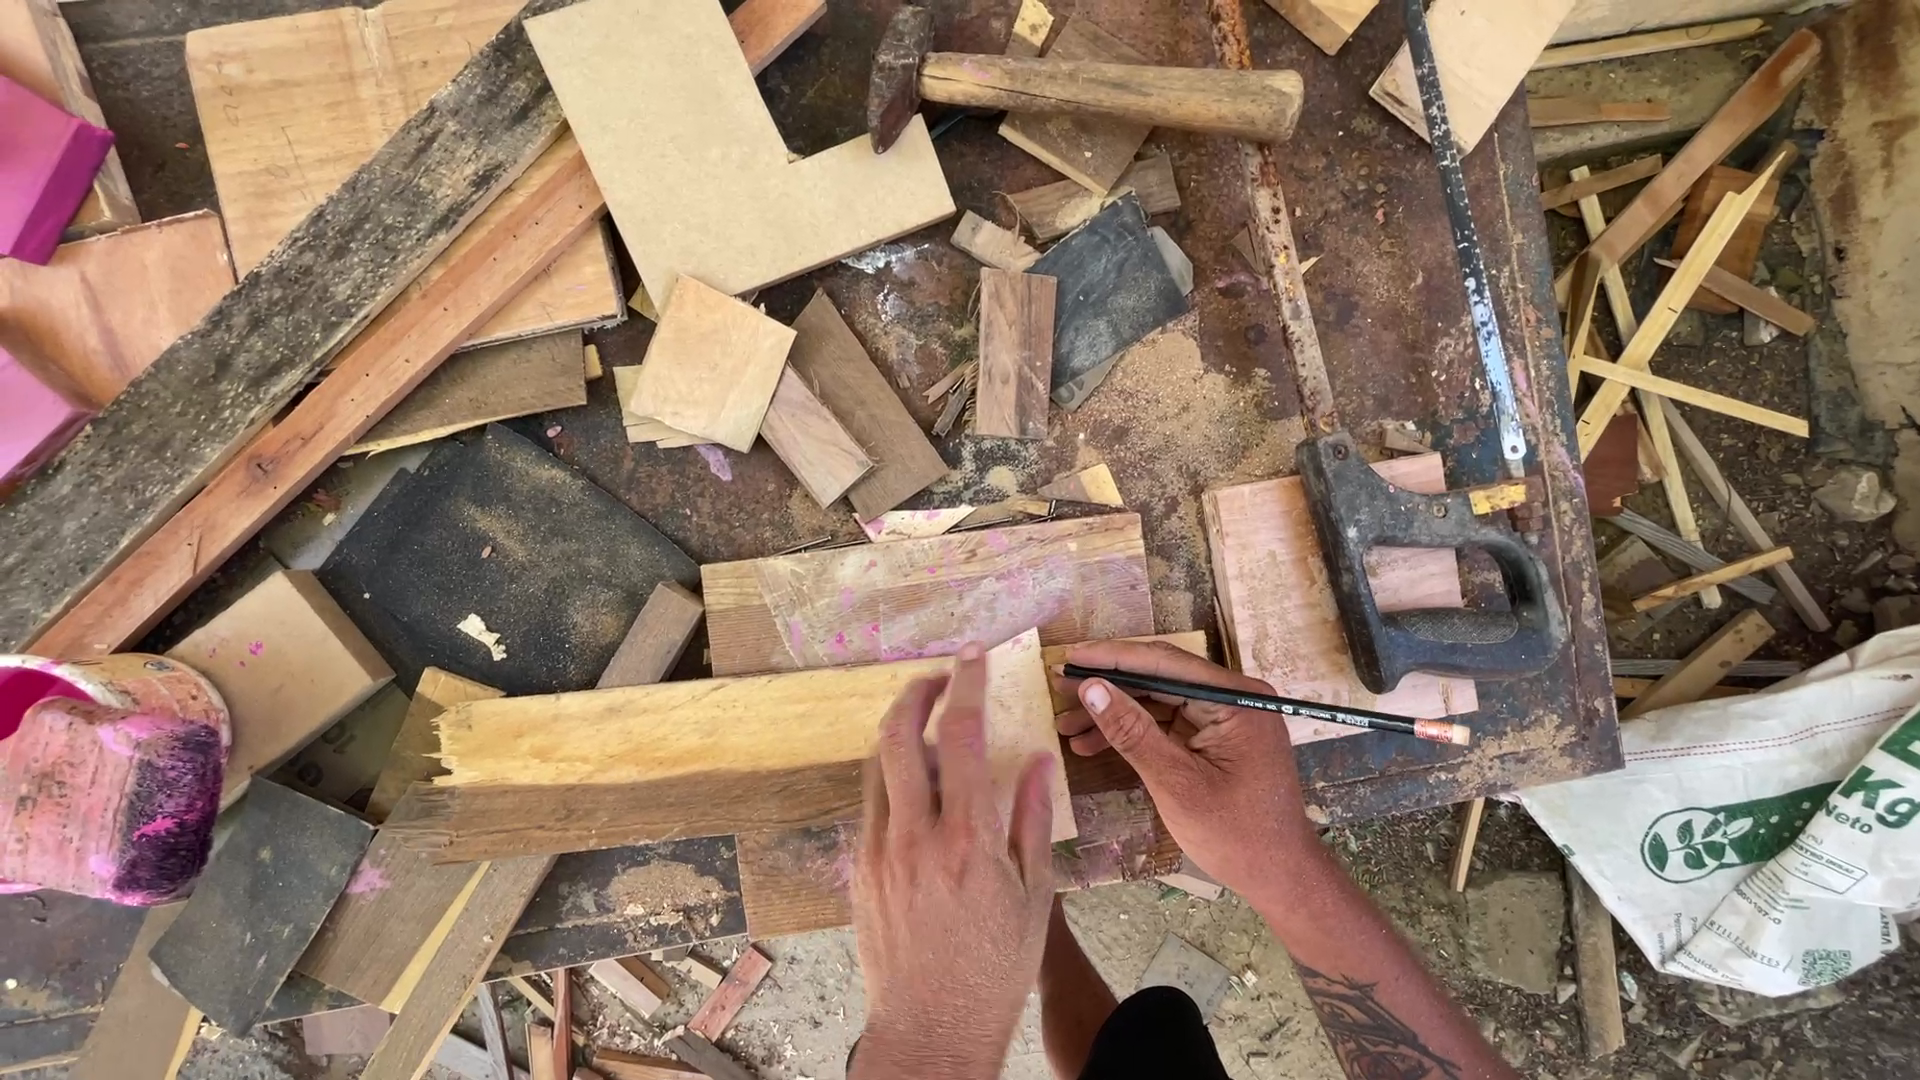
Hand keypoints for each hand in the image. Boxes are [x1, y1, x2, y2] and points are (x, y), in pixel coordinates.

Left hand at [851, 643, 1056, 1079]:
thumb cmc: (995, 968)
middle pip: (900, 734)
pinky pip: (872, 802)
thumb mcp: (1034, 895)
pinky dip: (891, 776)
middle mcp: (916, 834)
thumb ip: (1034, 819)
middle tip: (938, 676)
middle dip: (917, 691)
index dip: (968, 684)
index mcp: (969, 837)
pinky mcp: (860, 869)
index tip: (973, 657)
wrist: (930, 1030)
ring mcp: (880, 850)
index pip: (964, 736)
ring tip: (929, 730)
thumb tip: (1039, 761)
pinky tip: (915, 787)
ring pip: (878, 764)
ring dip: (900, 732)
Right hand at [1055, 639, 1323, 900]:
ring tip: (1065, 724)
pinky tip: (1091, 744)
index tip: (1069, 657)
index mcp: (1235, 699)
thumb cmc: (1235, 835)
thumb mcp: (1175, 782)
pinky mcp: (1214, 736)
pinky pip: (1165, 723)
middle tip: (1058, 687)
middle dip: (1106, 686)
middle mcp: (1232, 697)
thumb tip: (1090, 687)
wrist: (1280, 879)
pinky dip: (1132, 732)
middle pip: (1158, 677)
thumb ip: (1131, 730)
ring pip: (1156, 700)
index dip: (1111, 658)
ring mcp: (1224, 716)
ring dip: (1112, 712)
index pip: (1163, 662)